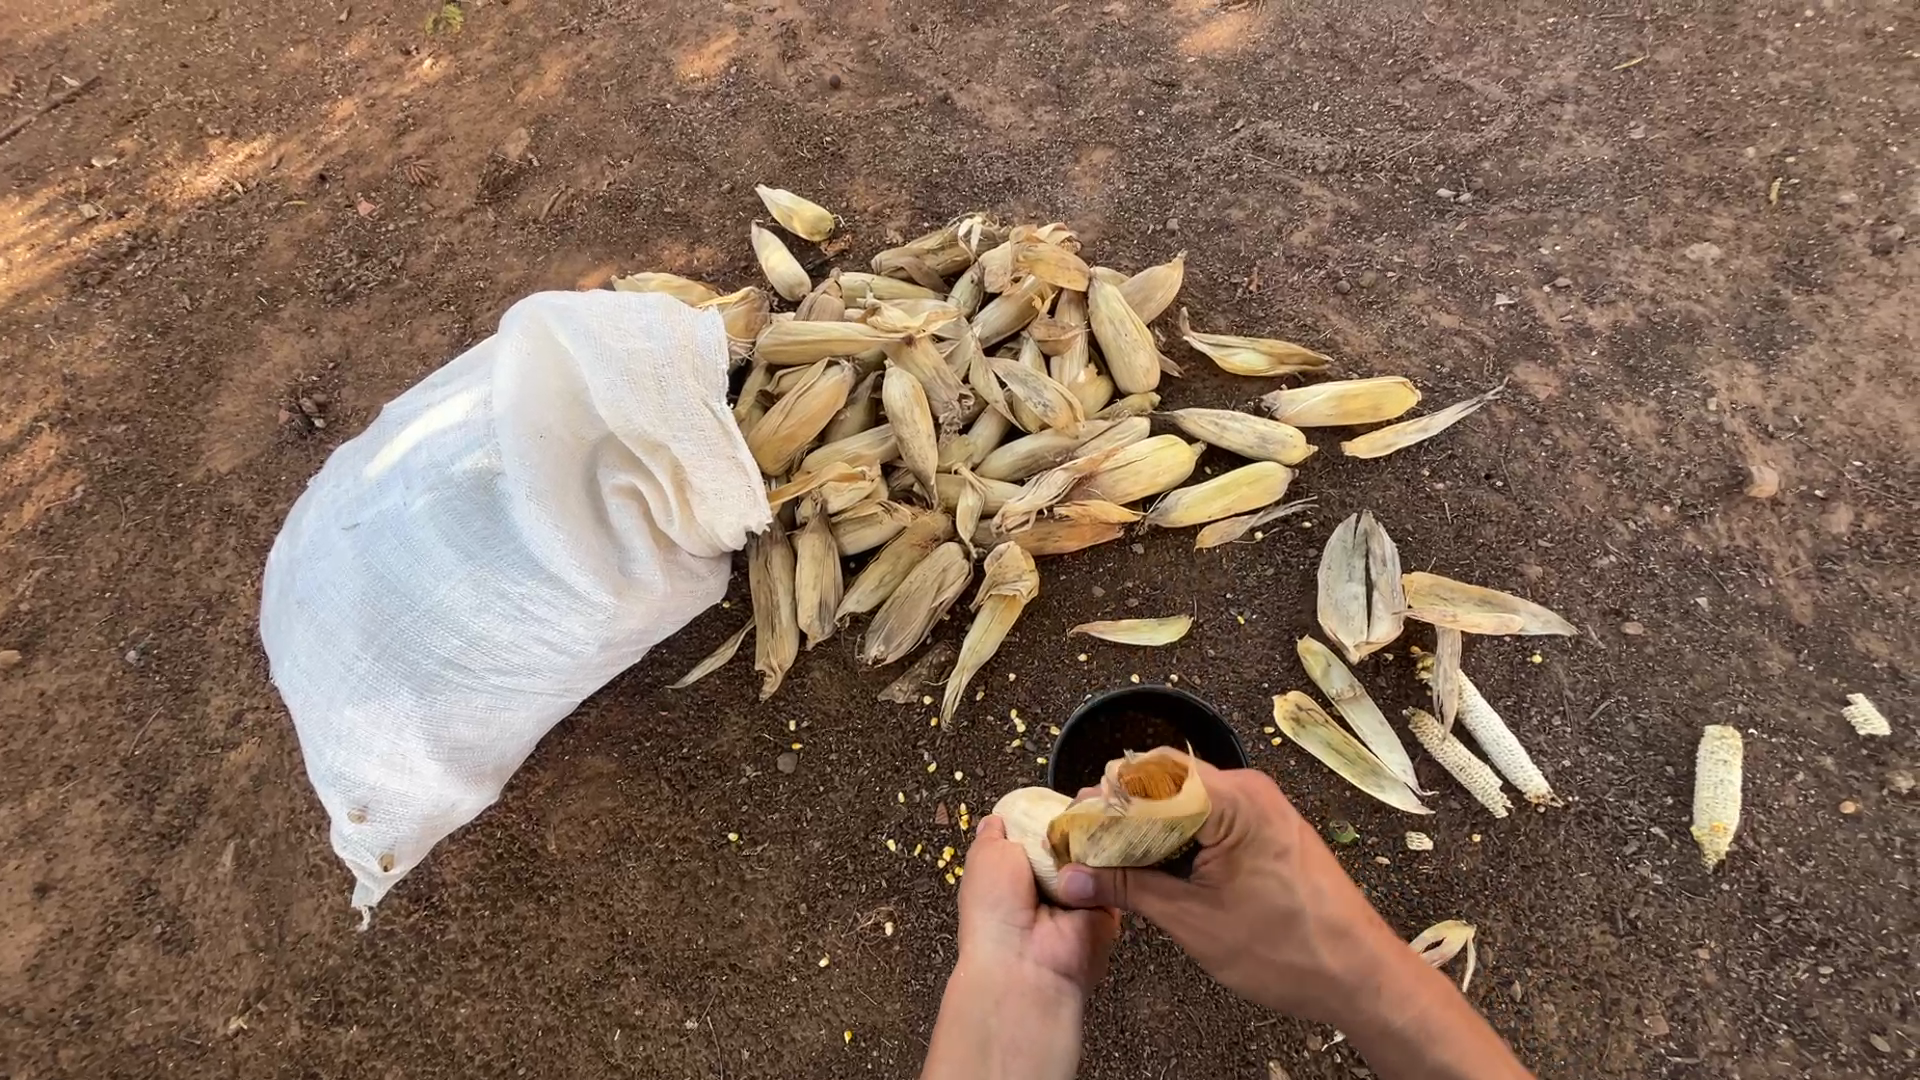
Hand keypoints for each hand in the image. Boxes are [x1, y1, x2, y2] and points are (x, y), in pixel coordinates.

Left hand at [920, 815, 1118, 1079]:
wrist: (1025, 967)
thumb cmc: (995, 907)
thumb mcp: (985, 859)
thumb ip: (994, 835)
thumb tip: (997, 818)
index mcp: (1015, 871)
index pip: (1036, 832)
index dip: (1046, 812)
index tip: (1061, 795)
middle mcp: (1048, 882)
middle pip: (1070, 839)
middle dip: (1076, 820)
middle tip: (1090, 794)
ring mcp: (1079, 895)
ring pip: (1095, 852)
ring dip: (1098, 835)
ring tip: (1107, 809)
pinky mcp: (1108, 908)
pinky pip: (1117, 873)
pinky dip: (1117, 856)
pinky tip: (1122, 832)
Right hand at [1052, 757, 1407, 1030]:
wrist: (1364, 979)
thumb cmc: (1286, 951)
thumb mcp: (1195, 921)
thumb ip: (1128, 889)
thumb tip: (1071, 879)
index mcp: (1234, 799)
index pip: (1150, 774)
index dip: (1106, 798)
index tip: (1074, 827)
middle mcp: (1246, 788)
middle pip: (1164, 779)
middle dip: (1120, 810)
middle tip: (1085, 841)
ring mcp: (1257, 804)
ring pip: (1182, 796)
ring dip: (1145, 823)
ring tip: (1109, 853)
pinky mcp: (1261, 824)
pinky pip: (1204, 812)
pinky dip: (1173, 832)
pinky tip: (1151, 860)